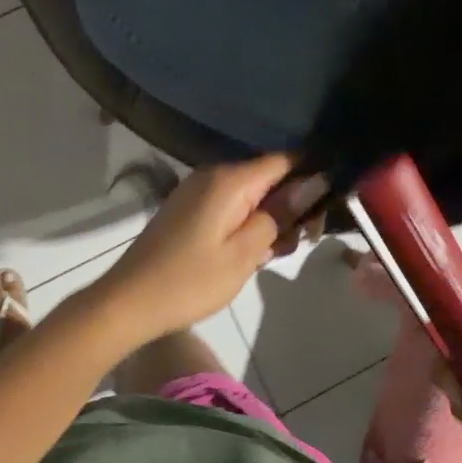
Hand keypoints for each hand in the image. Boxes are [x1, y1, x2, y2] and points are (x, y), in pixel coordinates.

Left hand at [90, 154, 294, 343]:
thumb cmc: (189, 282)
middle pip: (268, 177)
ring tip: (274, 253)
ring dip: (268, 220)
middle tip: (302, 242)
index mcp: (229, 180)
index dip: (313, 176)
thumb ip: (279, 216)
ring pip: (249, 196)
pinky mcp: (186, 212)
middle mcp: (211, 176)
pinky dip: (245, 225)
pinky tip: (249, 254)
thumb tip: (313, 183)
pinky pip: (229, 208)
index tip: (333, 203)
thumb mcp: (243, 254)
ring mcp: (195, 193)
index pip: (286, 160)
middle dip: (292, 204)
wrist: (128, 302)